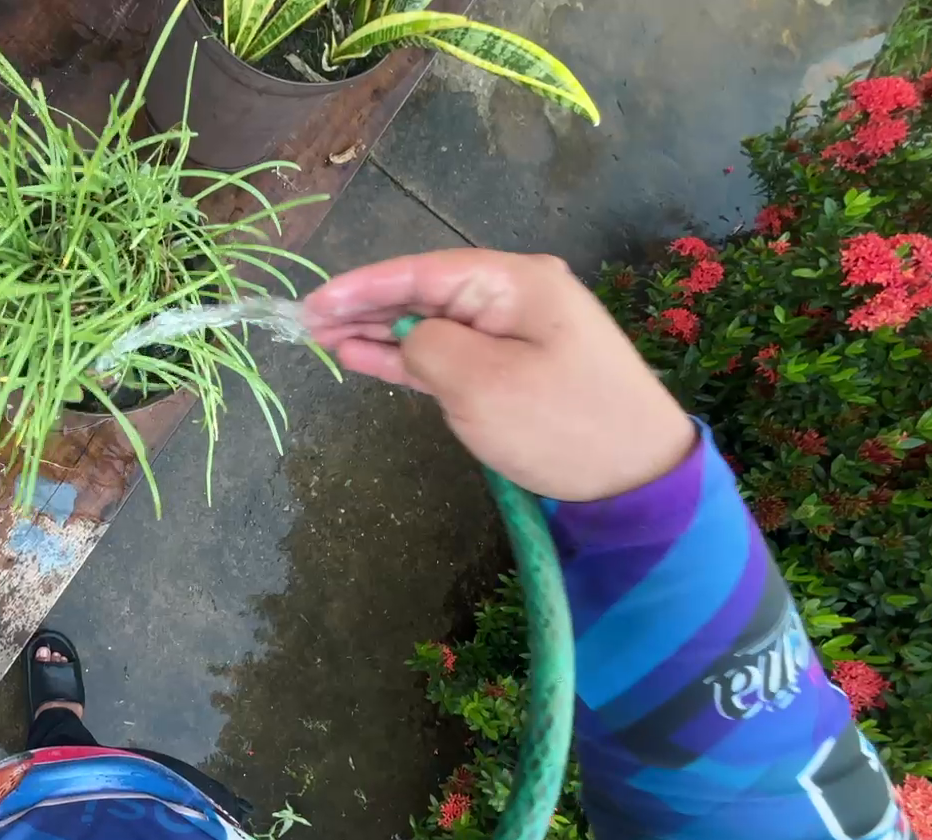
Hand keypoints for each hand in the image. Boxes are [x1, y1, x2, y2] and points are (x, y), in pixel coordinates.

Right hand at [301, 249, 695, 501]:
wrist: (627, 475)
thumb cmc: (558, 422)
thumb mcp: (482, 383)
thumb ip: (428, 347)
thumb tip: (408, 338)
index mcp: (511, 283)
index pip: (421, 272)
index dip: (361, 286)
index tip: (313, 303)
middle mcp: (505, 298)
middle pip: (418, 294)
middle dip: (360, 307)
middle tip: (304, 324)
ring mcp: (501, 334)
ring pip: (421, 325)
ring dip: (371, 332)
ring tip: (320, 339)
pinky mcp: (495, 370)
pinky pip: (435, 354)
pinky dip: (396, 357)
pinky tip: (357, 356)